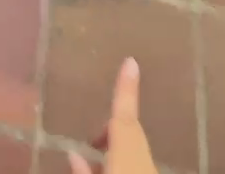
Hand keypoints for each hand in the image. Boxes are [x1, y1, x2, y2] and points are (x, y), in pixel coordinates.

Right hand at [67, 58, 155, 173]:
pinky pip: (137, 164)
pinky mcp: (151, 173)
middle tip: (91, 139)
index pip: (124, 115)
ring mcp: (151, 169)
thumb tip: (73, 154)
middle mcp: (144, 159)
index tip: (131, 61)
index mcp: (127, 154)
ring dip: (114, 150)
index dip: (125, 87)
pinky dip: (122, 164)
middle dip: (111, 128)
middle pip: (129, 133)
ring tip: (93, 161)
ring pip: (133, 151)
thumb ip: (82, 171)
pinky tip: (105, 169)